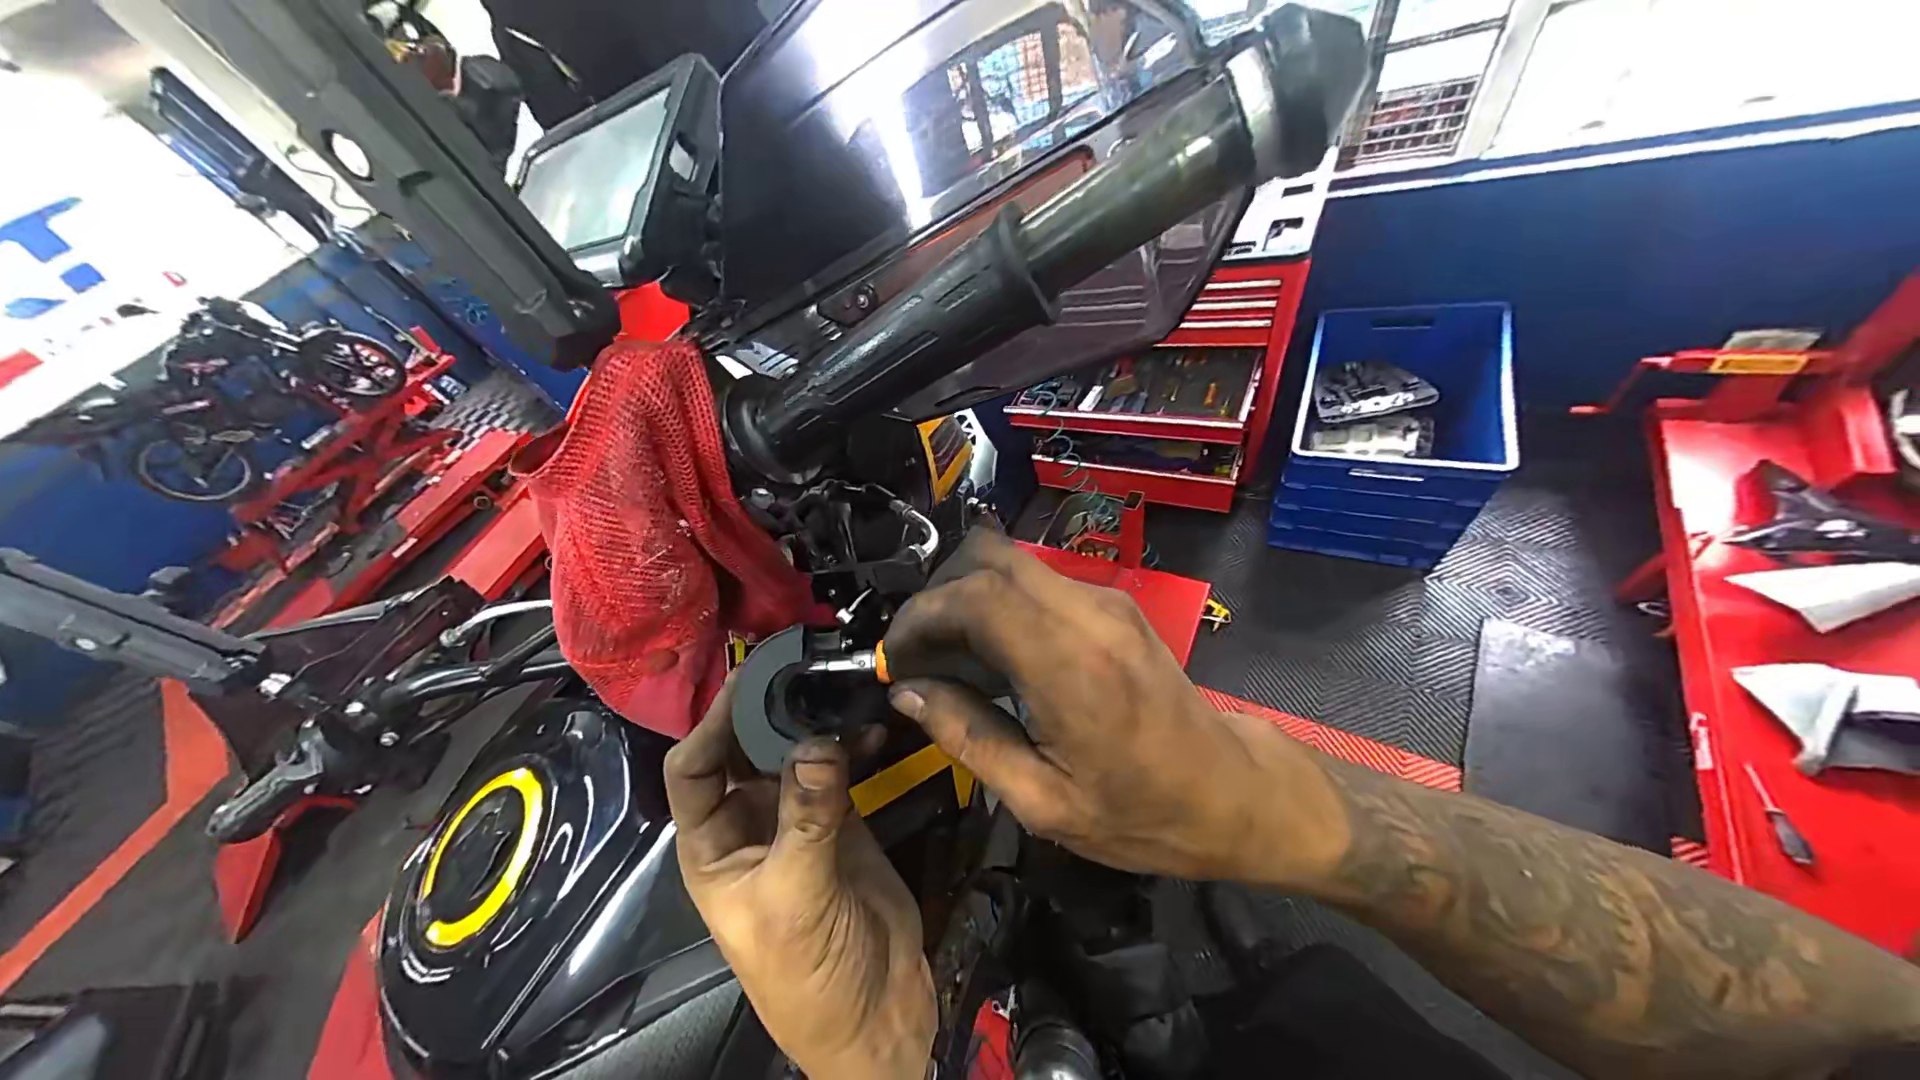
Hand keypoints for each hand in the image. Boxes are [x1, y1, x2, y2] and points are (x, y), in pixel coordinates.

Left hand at [664, 678, 935, 1079]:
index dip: (713, 724)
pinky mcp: (842, 814)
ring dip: (813, 720)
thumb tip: (817, 743)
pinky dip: (856, 742)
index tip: (750, 681)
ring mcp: (797, 814)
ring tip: (837, 685)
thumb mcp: (794, 900)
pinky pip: (842, 765)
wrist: (876, 1009)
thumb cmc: (807, 973)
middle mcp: (748, 820)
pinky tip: (873, 725)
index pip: (694, 769)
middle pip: (746, 748)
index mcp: (712, 844)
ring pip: (795, 750)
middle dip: (767, 709)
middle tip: (801, 665)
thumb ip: (805, 820)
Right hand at [882, 529, 1346, 885]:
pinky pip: (1037, 581)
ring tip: (948, 656)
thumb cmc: (1142, 813)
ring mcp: (1107, 599)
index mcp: (1072, 665)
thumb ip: (968, 737)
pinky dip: (997, 602)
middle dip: (938, 593)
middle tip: (919, 652)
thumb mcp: (1043, 801)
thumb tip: (909, 692)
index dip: (923, 614)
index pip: (977, 595)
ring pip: (1011, 560)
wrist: (1233, 792)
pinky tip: (992, 653)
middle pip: (989, 556)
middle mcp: (1090, 613)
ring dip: (966, 596)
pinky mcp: (1114, 602)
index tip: (898, 656)